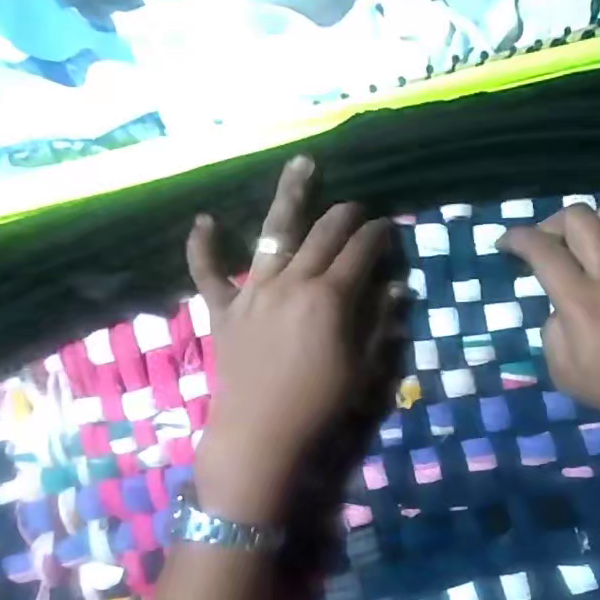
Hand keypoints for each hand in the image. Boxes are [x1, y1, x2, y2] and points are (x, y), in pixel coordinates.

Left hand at [186, 157, 393, 523]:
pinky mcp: (222, 308)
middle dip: (347, 214)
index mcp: (330, 297)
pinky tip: (203, 221)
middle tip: (359, 209)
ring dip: (291, 194)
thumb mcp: (362, 370)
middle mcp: (292, 281)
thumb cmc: (319, 407)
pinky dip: (203, 247)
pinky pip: (208, 271)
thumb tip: (396, 288)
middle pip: (324, 232)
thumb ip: (378, 324)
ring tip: (303, 164)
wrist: (260, 435)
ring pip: (273, 231)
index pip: (362, 250)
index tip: (389, 228)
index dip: (380, 234)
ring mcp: (253, 290)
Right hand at [500, 204, 599, 446]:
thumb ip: (553, 336)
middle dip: (551, 223)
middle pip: (577, 218)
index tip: (504, 244)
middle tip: (544, 245)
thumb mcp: (568, 376)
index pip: (542, 251)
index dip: (516, 239)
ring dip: (591, 222)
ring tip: (583, 242)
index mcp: (581, 300)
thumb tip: (561, 311)